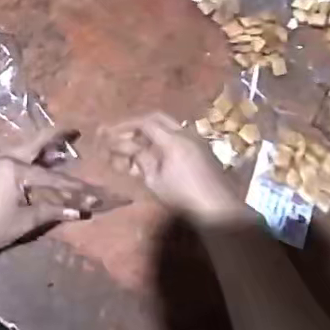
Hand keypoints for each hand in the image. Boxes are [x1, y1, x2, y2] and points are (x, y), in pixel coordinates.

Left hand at [0, 128, 92, 257]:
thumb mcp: (24, 220)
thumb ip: (51, 212)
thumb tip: (78, 210)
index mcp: (15, 168)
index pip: (51, 176)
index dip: (73, 187)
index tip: (93, 194)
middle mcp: (4, 159)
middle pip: (34, 144)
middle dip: (54, 136)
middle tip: (73, 129)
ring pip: (22, 149)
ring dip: (40, 147)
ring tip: (58, 146)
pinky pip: (13, 158)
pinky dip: (28, 158)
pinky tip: (36, 163)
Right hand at [106, 112, 251, 226]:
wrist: (219, 210)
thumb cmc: (182, 196)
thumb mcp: (153, 179)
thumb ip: (139, 158)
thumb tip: (125, 146)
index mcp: (172, 140)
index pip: (144, 123)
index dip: (125, 126)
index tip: (110, 133)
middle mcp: (186, 134)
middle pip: (157, 118)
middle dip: (137, 124)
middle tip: (122, 135)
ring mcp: (197, 141)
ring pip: (169, 126)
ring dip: (150, 132)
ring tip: (135, 147)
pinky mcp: (202, 151)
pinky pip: (178, 136)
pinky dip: (162, 139)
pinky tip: (153, 155)